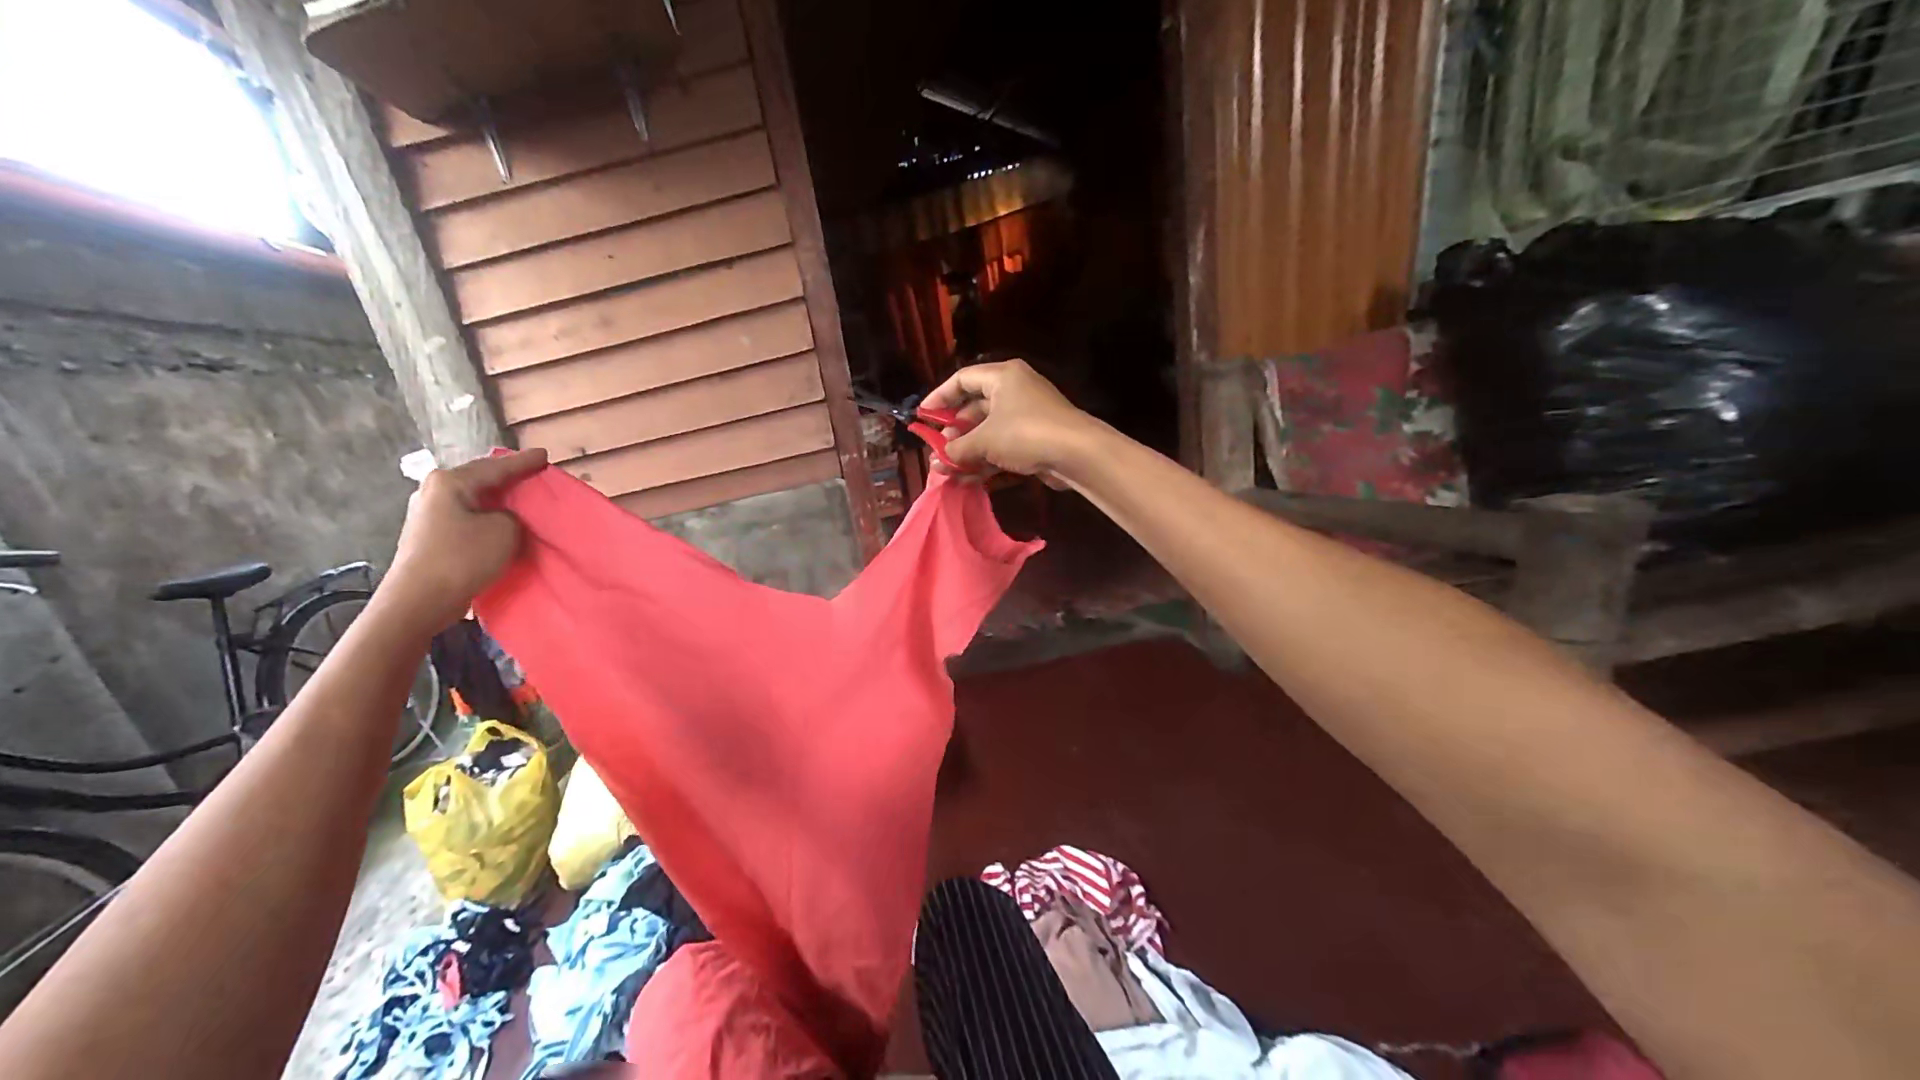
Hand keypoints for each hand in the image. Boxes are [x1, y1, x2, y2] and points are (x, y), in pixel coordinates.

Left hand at [381, 448, 548, 633]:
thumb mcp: (505, 530)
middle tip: (531, 473)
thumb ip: (513, 515)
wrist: (419, 600)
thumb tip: (504, 517)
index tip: (544, 455)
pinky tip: (498, 521)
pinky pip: (467, 517)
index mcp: (450, 481)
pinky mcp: (429, 535)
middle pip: (479, 479)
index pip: (497, 467)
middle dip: (506, 477)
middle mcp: (433, 491)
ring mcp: (428, 514)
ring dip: (495, 499)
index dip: (524, 462)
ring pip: (472, 499)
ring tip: (518, 498)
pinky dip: (485, 516)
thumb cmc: (463, 557)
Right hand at [922, 359, 1105, 485]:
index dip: (940, 397)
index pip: (962, 379)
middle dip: (954, 431)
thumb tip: (939, 460)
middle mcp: (1014, 390)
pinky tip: (967, 479)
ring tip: (947, 470)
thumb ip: (957, 449)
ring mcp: (1026, 416)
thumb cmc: (1025, 433)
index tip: (923, 416)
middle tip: (937, 449)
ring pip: (988, 430)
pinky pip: (1002, 446)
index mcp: (1002, 376)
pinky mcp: (1034, 439)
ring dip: (967, 450)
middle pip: (975, 406)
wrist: (1076, 454)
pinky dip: (985, 460)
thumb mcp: (985, 440)